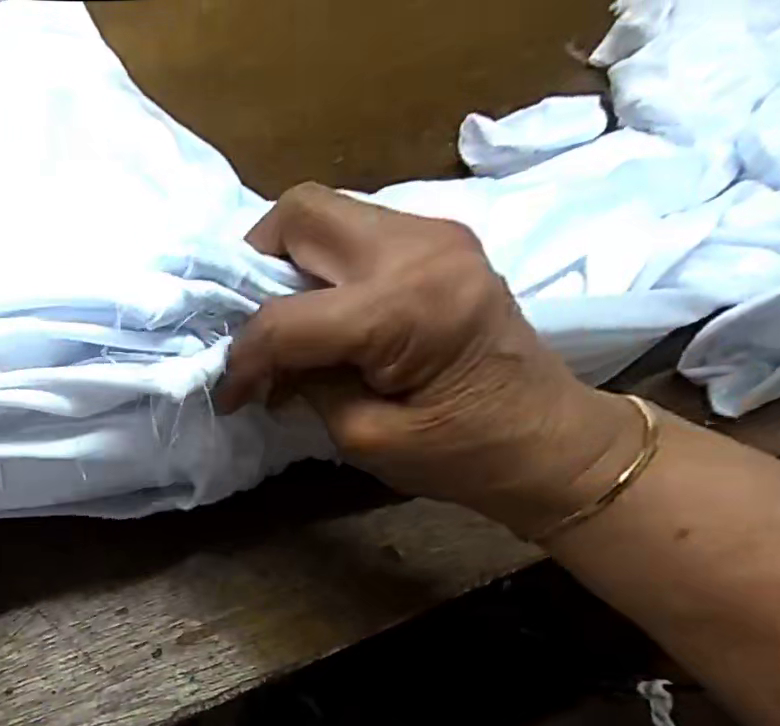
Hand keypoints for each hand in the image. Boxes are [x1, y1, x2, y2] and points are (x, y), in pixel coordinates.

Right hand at [221, 183, 644, 537]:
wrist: (549, 441)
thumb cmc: (466, 456)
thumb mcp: (367, 438)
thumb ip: (308, 385)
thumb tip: (263, 360)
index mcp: (406, 309)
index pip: (288, 316)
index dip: (243, 357)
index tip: (230, 392)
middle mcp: (420, 247)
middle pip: (301, 213)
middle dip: (255, 268)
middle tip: (250, 327)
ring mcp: (436, 232)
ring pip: (327, 213)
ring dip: (290, 265)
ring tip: (288, 326)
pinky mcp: (441, 239)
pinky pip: (358, 231)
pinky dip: (325, 267)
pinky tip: (327, 316)